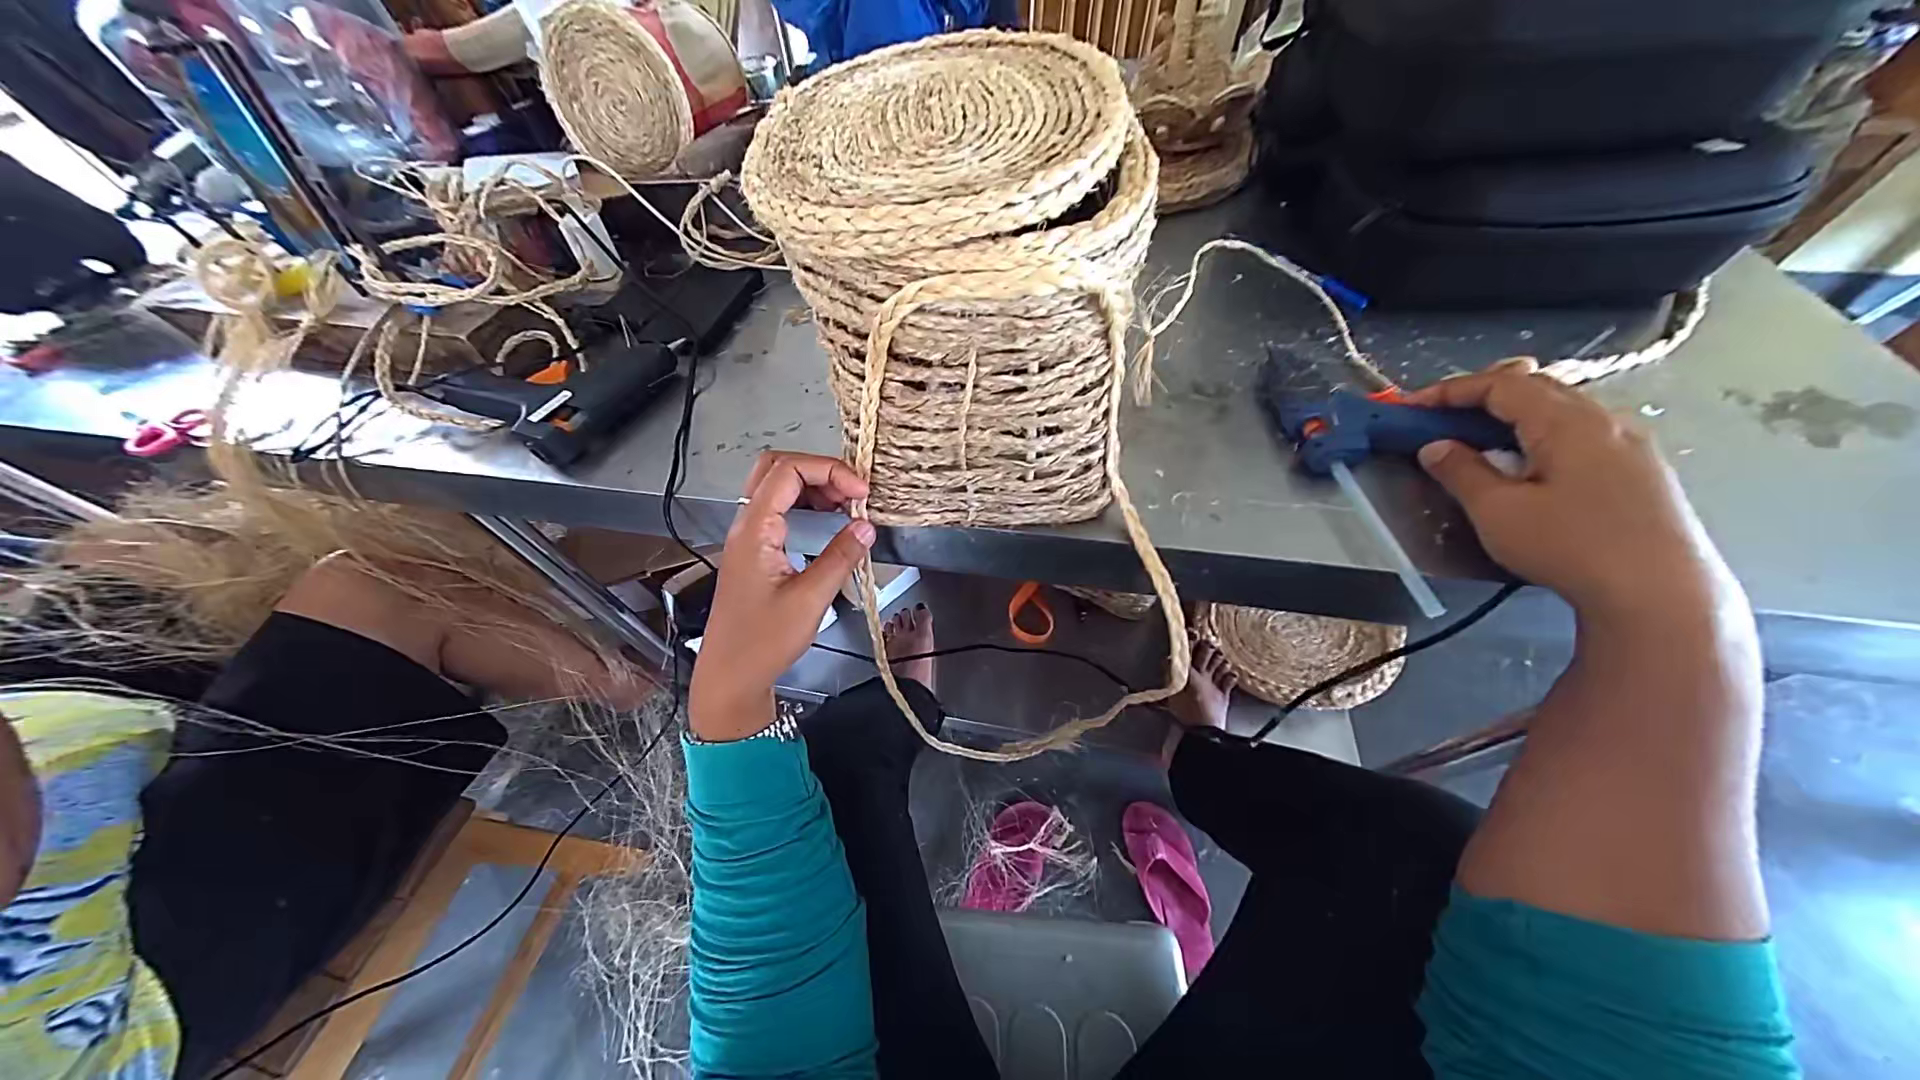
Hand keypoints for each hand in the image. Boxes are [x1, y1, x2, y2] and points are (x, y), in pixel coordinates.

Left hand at [689, 452, 874, 740]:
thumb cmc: (761, 643)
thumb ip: (840, 558)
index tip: (861, 492)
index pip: (788, 471)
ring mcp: (749, 538)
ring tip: (847, 507)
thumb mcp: (810, 600)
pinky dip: (807, 506)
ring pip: (778, 487)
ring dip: (814, 488)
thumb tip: (866, 528)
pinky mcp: (756, 551)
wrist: (731, 676)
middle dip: (820, 471)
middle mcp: (746, 526)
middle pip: (777, 468)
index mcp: (754, 530)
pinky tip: (830, 524)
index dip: (830, 471)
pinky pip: (780, 511)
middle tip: (853, 492)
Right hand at [1407, 359, 1736, 624]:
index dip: (1452, 389)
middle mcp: (1605, 420)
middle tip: (1440, 416)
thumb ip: (1461, 472)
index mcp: (1567, 422)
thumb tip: (1436, 447)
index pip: (1502, 384)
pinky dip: (1539, 434)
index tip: (1412, 406)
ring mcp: (1630, 444)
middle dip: (1482, 395)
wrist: (1660, 594)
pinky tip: (1525, 463)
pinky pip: (1580, 433)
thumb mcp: (1497, 511)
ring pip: (1562, 409)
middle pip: (1537, 387)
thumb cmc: (1569, 546)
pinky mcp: (1640, 470)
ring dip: (1512, 415)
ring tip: (1477, 438)